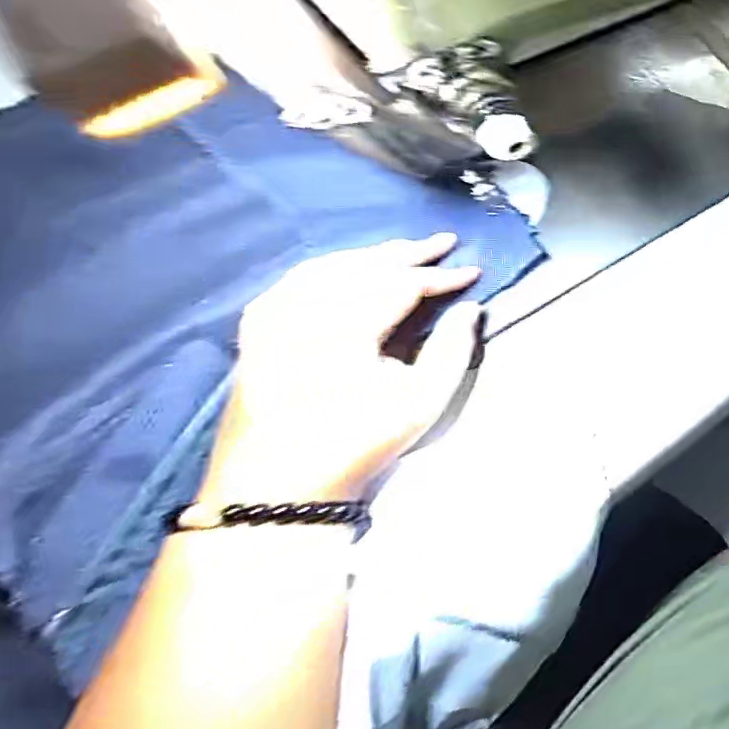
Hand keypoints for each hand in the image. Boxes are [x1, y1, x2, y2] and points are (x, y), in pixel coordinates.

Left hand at [199, 234, 482, 504]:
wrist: (281, 487)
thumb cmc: (361, 443)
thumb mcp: (423, 403)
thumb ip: (451, 349)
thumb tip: (469, 308)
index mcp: (342, 335)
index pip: (398, 285)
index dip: (440, 276)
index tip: (474, 272)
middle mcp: (300, 320)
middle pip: (359, 268)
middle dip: (406, 252)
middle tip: (444, 242)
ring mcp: (271, 326)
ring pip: (322, 270)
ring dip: (367, 255)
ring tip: (402, 249)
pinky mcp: (255, 338)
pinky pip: (288, 286)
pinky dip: (322, 269)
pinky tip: (341, 269)